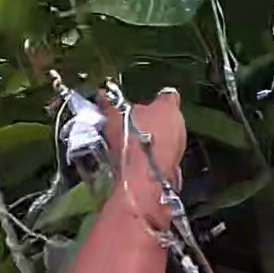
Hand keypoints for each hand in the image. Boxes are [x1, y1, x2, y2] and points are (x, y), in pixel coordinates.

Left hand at [100, 88, 185, 230]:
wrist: (148, 180)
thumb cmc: (153, 138)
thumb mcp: (167, 109)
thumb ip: (166, 100)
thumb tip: (167, 94)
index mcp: (117, 114)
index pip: (108, 100)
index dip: (109, 96)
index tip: (106, 92)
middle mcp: (111, 134)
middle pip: (120, 123)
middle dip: (133, 121)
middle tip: (150, 118)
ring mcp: (118, 156)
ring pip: (130, 143)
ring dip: (142, 141)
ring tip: (163, 141)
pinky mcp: (130, 175)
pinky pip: (140, 160)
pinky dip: (150, 158)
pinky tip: (165, 159)